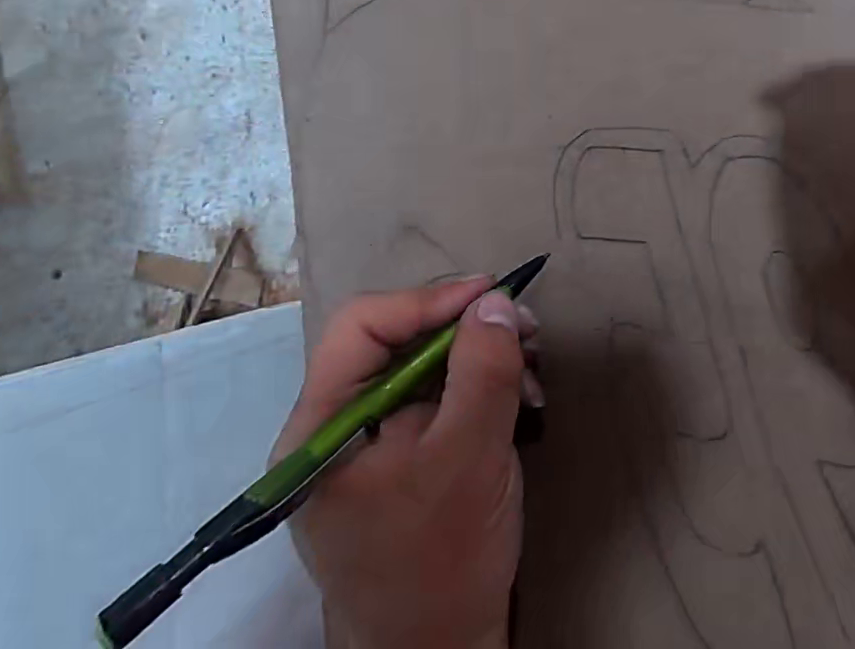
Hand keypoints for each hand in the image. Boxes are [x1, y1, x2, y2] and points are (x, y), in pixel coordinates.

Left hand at [276, 276, 541, 648]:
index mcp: (322, 423)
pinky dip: (481, 386)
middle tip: (524, 327)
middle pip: (396, 341)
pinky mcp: (403, 450)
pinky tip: (520, 396)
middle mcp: (338, 421)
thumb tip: (495, 300)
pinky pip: (438, 396)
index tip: (489, 292)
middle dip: (465, 328)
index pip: (362, 326)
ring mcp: (371, 438)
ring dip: (481, 356)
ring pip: (423, 365)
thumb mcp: (471, 459)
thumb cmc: (442, 562)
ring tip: (532, 366)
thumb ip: (484, 373)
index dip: (427, 299)